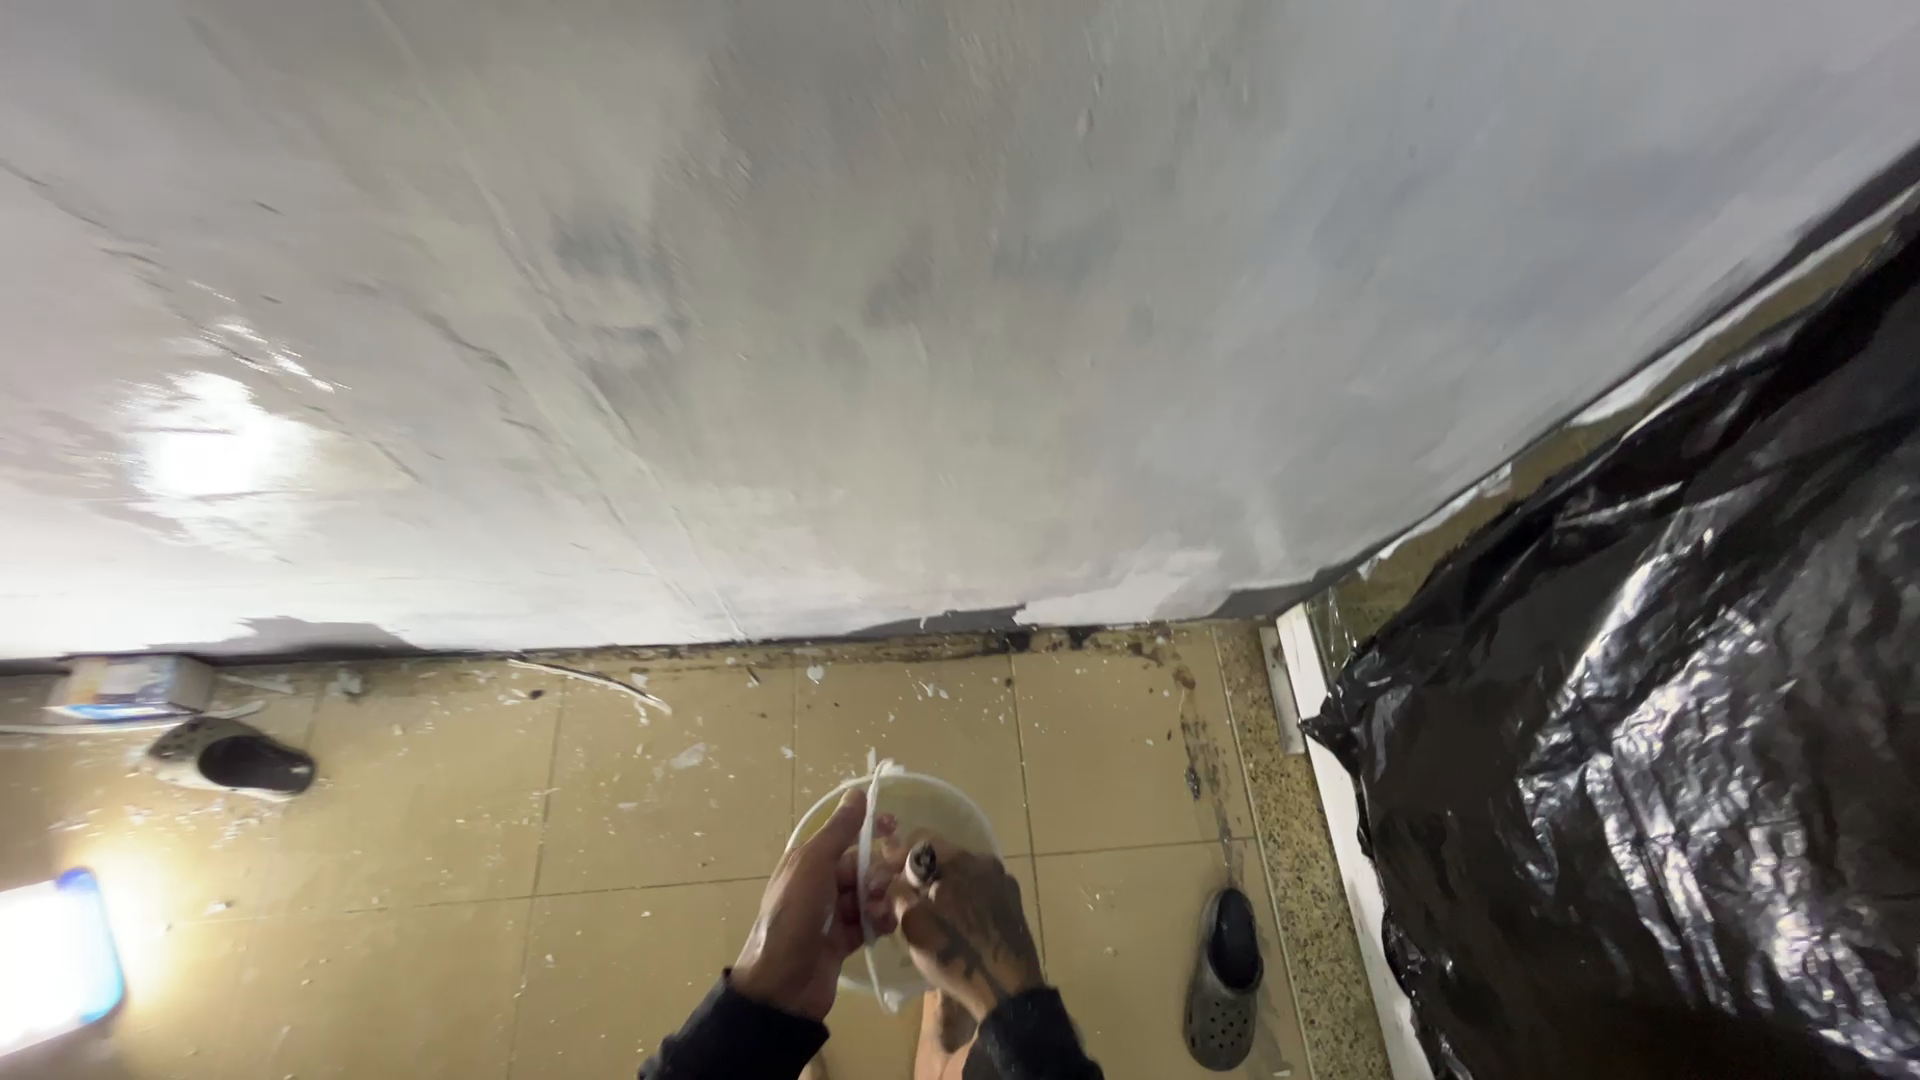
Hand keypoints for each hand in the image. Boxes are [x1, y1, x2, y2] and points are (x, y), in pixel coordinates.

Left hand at [731, 789, 901, 1020]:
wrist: (782, 986)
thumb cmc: (794, 915)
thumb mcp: (813, 865)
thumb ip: (838, 831)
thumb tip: (856, 792)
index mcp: (809, 861)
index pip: (846, 835)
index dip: (870, 829)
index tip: (895, 827)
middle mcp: (821, 883)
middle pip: (862, 866)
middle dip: (876, 873)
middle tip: (877, 888)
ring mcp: (832, 914)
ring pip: (869, 894)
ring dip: (879, 900)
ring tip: (876, 914)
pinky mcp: (844, 941)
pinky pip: (870, 922)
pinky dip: (879, 923)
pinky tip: (882, 928)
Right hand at [889, 832, 1043, 1019]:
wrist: (1007, 989)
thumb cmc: (955, 954)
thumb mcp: (913, 924)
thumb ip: (898, 892)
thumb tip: (891, 877)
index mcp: (959, 859)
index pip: (921, 840)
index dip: (898, 855)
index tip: (885, 875)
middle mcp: (984, 861)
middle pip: (943, 856)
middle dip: (921, 873)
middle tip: (906, 896)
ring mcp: (1003, 881)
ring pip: (963, 874)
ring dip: (944, 886)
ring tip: (931, 912)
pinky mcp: (1014, 903)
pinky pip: (980, 890)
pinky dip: (964, 898)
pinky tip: (958, 922)